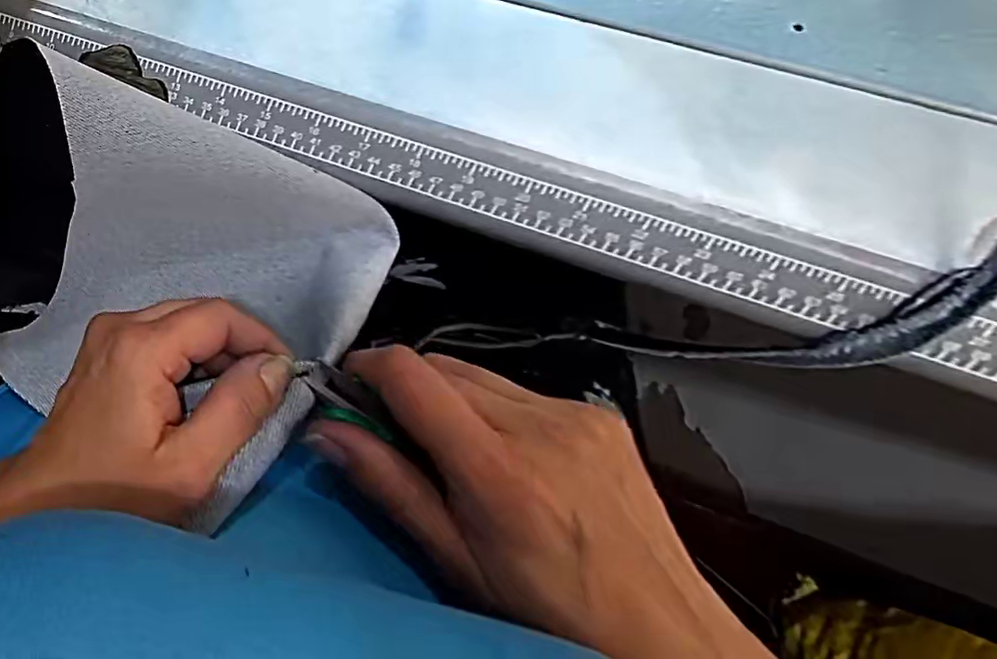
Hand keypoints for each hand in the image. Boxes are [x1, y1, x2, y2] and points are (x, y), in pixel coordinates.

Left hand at [0, 297, 294, 526]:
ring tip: (236, 398)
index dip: (261, 338)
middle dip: (239, 345)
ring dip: (215, 352)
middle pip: (199, 312)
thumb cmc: (110, 500)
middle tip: (265, 390)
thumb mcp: (188, 467)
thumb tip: (276, 367)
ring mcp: (106, 334)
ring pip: (180, 320)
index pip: (218, 315)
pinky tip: (199, 395)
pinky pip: (159, 334)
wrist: (39, 508)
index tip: (285, 376)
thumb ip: (238, 410)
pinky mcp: (102, 349)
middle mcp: (119, 325)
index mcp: (139, 346)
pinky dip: (188, 356)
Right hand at [305, 347, 770, 658]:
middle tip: (394, 429)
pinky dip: (492, 405)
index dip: (367, 367)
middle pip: (437, 365)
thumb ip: (387, 485)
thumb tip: (324, 430)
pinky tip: (509, 450)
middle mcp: (540, 426)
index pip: (410, 374)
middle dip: (403, 386)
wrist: (672, 640)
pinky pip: (517, 387)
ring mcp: (575, 414)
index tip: (348, 386)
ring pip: (474, 372)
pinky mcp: (599, 413)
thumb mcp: (456, 560)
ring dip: (447, 394)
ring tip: (455, 446)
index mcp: (499, 471)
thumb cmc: (552, 613)